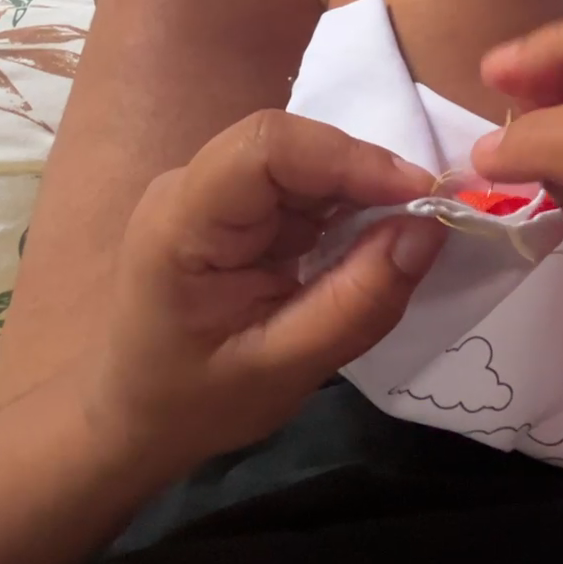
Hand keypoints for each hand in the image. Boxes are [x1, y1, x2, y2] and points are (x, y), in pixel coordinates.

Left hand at [81, 109, 447, 475]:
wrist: (134, 417)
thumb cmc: (194, 403)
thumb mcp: (284, 370)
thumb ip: (357, 303)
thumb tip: (428, 230)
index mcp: (182, 222)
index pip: (266, 147)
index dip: (349, 157)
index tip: (418, 194)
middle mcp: (195, 187)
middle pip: (293, 146)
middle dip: (367, 174)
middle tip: (428, 216)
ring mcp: (217, 193)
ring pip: (308, 161)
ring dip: (364, 190)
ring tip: (408, 231)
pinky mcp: (242, 208)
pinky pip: (307, 187)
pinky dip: (350, 207)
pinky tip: (373, 240)